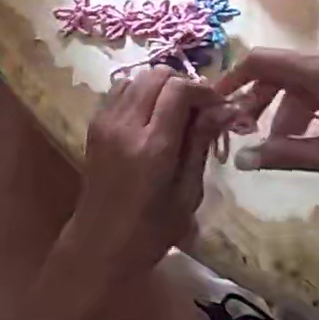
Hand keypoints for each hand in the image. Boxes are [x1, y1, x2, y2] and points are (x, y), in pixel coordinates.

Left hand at [60, 67, 233, 287]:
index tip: (217, 106)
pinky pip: (119, 90)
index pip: (177, 89)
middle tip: (198, 109)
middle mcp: (125, 125)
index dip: (202, 90)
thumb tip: (224, 108)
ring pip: (136, 77)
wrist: (98, 244)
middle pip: (156, 75)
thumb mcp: (187, 192)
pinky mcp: (94, 124)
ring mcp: (105, 121)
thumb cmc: (150, 230)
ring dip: (159, 87)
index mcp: (152, 146)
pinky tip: (151, 117)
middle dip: (182, 84)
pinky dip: (139, 93)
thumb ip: (200, 143)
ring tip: (174, 112)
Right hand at [215, 44, 318, 224]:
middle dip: (262, 102)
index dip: (233, 80)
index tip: (213, 106)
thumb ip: (290, 154)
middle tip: (248, 138)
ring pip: (313, 78)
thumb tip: (242, 159)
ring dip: (292, 108)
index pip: (263, 60)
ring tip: (288, 147)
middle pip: (286, 69)